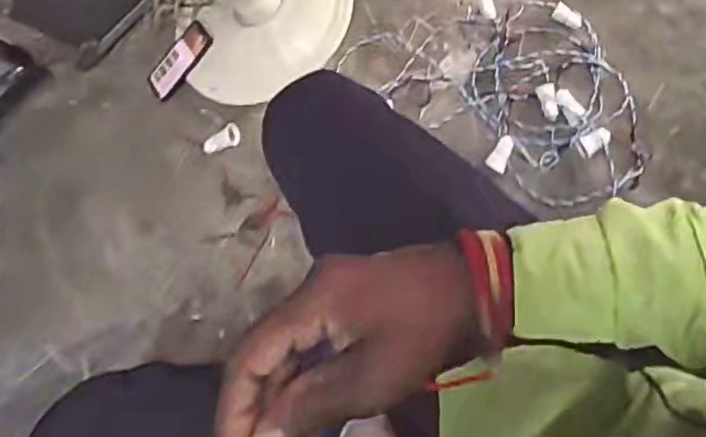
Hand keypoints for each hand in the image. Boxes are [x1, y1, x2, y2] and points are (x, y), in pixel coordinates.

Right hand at [215, 242, 478, 436]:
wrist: (471, 283)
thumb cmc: (424, 330)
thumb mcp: (370, 378)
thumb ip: (309, 405)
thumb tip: (260, 432)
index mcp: (314, 295)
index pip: (251, 351)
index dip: (234, 405)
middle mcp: (314, 283)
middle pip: (263, 344)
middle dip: (251, 400)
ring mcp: (331, 284)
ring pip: (284, 341)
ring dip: (274, 389)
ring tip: (272, 434)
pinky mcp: (347, 293)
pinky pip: (308, 334)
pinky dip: (299, 371)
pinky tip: (300, 405)